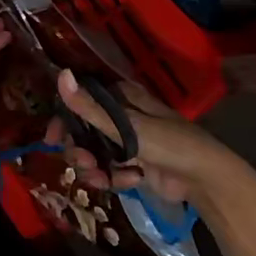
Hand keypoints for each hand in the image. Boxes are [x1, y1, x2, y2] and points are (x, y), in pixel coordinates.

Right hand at [50, 69, 243, 205]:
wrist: (203, 178)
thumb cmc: (168, 142)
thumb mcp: (126, 125)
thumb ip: (90, 107)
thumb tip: (61, 74)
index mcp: (123, 97)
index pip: (83, 101)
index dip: (65, 120)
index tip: (52, 139)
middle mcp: (124, 116)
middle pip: (85, 131)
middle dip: (80, 150)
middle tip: (83, 163)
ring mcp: (130, 141)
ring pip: (96, 154)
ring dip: (95, 168)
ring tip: (102, 179)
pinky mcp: (136, 165)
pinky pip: (112, 170)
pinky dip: (116, 178)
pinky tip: (131, 181)